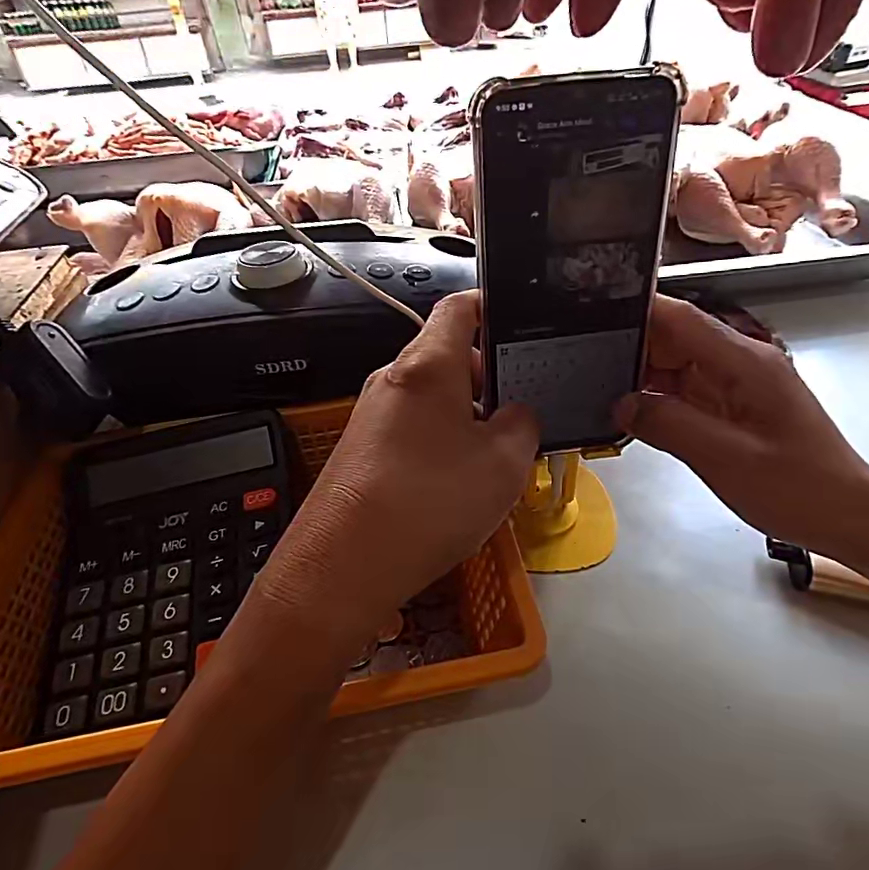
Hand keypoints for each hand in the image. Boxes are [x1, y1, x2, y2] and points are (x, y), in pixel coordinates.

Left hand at [259, 292, 538, 639]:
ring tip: (492, 456)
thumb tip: (516, 416)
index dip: (490, 306)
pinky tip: (455, 482)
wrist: (346, 563)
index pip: (459, 307)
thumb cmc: (424, 503)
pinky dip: (437, 443)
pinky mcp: (361, 450)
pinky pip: (409, 430)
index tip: (514, 319)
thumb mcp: (505, 463)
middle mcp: (391, 380)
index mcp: (427, 364)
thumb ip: (522, 425)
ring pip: (428, 398)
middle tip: (519, 410)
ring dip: (463, 416)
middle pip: (445, 357)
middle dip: (485, 378)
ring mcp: (370, 415)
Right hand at [614, 296, 868, 566]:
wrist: (846, 516)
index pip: (681, 318)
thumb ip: (667, 425)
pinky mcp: (731, 407)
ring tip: (607, 397)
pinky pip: (683, 392)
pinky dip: (657, 402)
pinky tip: (637, 418)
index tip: (596, 314)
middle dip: (631, 351)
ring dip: (641, 380)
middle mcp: (741, 365)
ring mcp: (736, 386)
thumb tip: (622, 405)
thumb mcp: (725, 458)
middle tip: (592, 372)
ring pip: (674, 366)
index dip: (637, 310)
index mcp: (745, 363)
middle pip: (672, 339)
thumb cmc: (803, 488)